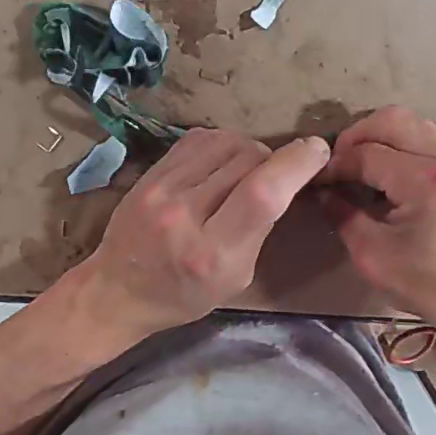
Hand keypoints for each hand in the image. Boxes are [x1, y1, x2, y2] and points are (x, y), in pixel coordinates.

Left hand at [71, 128, 330, 339]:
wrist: (118, 290)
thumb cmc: (184, 295)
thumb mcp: (237, 277)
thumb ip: (260, 228)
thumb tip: (285, 177)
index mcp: (214, 254)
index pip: (262, 194)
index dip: (296, 163)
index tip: (317, 150)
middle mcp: (185, 216)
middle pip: (247, 159)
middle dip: (273, 159)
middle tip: (275, 175)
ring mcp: (161, 189)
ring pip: (225, 142)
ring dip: (248, 149)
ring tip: (246, 170)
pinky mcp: (149, 173)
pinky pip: (199, 139)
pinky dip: (221, 145)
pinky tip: (220, 163)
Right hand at [319, 107, 435, 339]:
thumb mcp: (375, 258)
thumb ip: (343, 216)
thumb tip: (323, 192)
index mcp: (431, 180)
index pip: (367, 153)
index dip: (337, 164)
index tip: (320, 177)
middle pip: (392, 120)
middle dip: (357, 137)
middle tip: (339, 163)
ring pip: (418, 126)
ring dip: (387, 141)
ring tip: (367, 170)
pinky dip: (414, 150)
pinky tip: (401, 177)